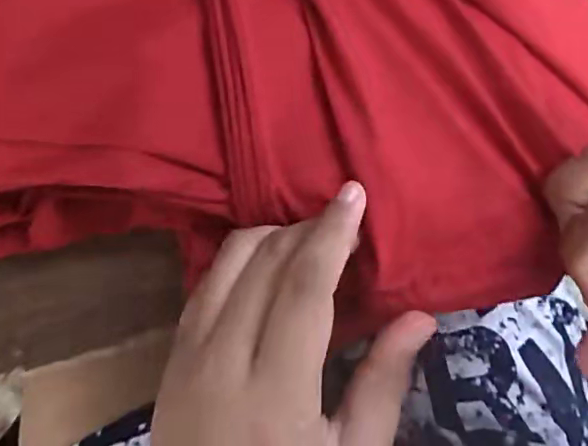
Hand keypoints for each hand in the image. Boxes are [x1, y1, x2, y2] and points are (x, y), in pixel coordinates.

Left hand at [153, 182, 437, 445]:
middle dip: (308, 229)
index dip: (332, 232)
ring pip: (229, 260)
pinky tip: (265, 264)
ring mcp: (186, 360)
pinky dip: (239, 259)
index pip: (305, 285)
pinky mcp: (169, 362)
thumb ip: (382, 384)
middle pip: (266, 262)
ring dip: (271, 236)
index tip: (354, 193)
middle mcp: (221, 364)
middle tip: (343, 225)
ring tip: (307, 241)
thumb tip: (419, 315)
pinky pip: (204, 284)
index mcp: (274, 395)